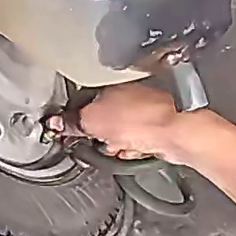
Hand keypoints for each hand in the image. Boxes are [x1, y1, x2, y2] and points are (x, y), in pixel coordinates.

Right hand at [53, 83, 210, 164]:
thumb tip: (58, 122)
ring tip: (123, 145)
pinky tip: (138, 149)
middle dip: (101, 135)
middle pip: (102, 119)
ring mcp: (144, 110)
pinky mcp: (157, 126)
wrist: (176, 133)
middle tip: (102, 140)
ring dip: (119, 143)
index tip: (76, 131)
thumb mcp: (93, 122)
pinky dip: (135, 148)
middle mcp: (128, 94)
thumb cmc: (142, 120)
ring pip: (120, 133)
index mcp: (109, 86)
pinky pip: (137, 141)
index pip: (84, 102)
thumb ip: (74, 122)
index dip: (79, 120)